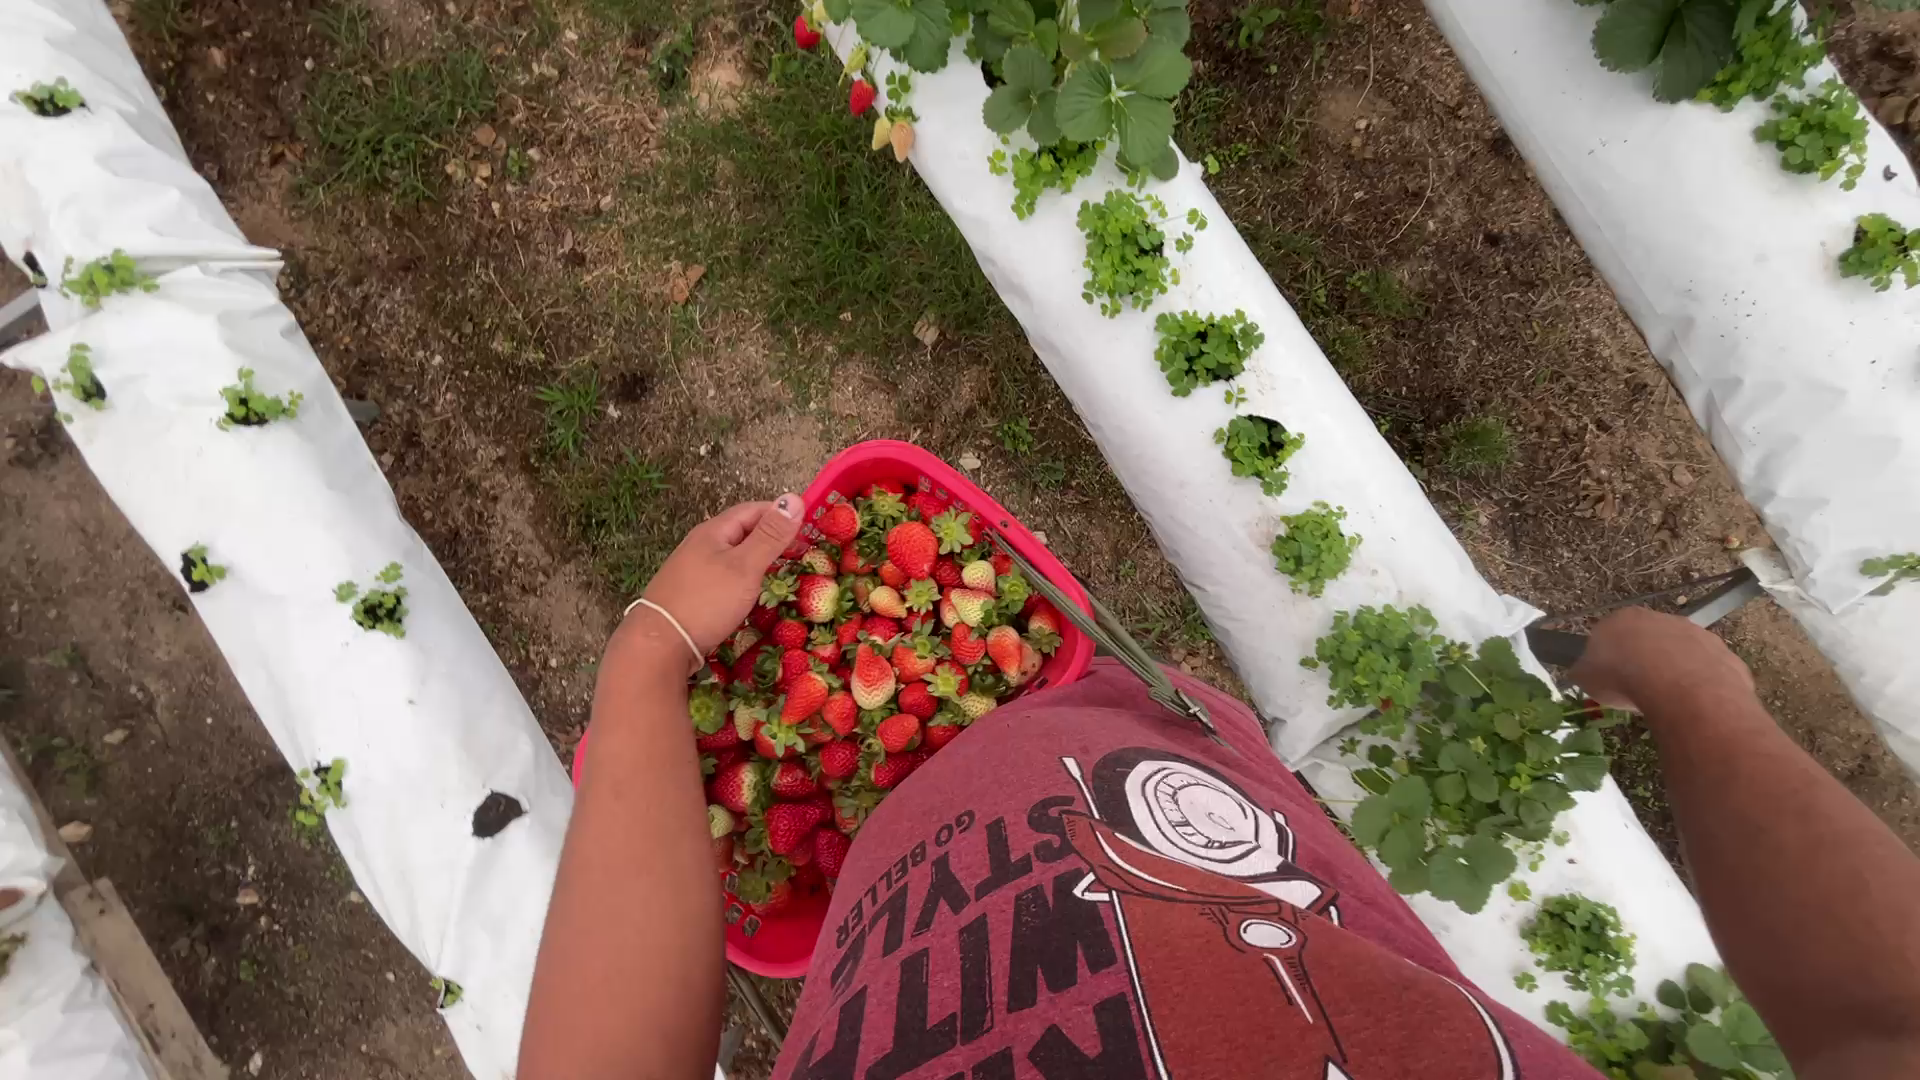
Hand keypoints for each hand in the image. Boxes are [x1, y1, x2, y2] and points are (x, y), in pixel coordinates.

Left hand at [618, 496, 801, 670]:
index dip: (781, 515)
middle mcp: (701, 544)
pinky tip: (753, 592)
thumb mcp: (745, 566)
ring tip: (783, 572)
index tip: (809, 528)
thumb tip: (794, 497)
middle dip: (773, 537)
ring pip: (735, 555)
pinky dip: (746, 577)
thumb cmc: (706, 601)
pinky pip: (726, 575)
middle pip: (743, 531)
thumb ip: (771, 535)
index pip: (754, 510)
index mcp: (714, 531)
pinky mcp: (693, 592)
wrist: (660, 645)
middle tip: (801, 553)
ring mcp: (694, 569)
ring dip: (760, 558)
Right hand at [1569, 607, 1752, 712]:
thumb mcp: (1585, 678)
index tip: (1608, 674)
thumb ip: (1585, 670)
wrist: (1685, 693)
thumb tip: (1586, 673)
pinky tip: (1691, 702)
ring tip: (1665, 698)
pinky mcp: (1728, 656)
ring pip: (1681, 653)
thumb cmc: (1623, 679)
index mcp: (1622, 618)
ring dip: (1674, 671)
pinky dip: (1700, 684)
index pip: (1609, 632)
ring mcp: (1700, 635)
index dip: (1607, 655)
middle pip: (1648, 639)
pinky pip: (1709, 670)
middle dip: (1643, 659)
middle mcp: (1661, 619)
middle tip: (1636, 686)